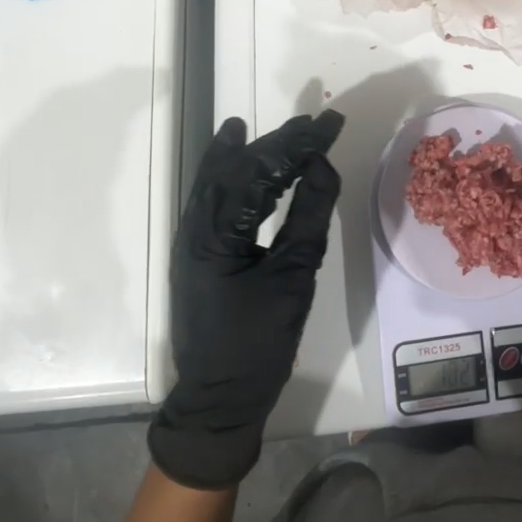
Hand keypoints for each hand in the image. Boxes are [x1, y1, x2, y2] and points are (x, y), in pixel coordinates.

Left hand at [148, 112, 344, 489]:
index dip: (298, 143)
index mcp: (217, 233)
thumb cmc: (257, 344)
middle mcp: (196, 226)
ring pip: (220, 177)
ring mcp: (191, 237)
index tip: (330, 123)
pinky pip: (213, 196)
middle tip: (316, 123)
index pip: (260, 171)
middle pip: (237, 167)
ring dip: (254, 150)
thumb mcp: (294, 279)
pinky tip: (237, 151)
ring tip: (286, 129)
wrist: (217, 398)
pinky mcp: (198, 249)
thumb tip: (321, 165)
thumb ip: (308, 217)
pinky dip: (230, 169)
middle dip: (279, 142)